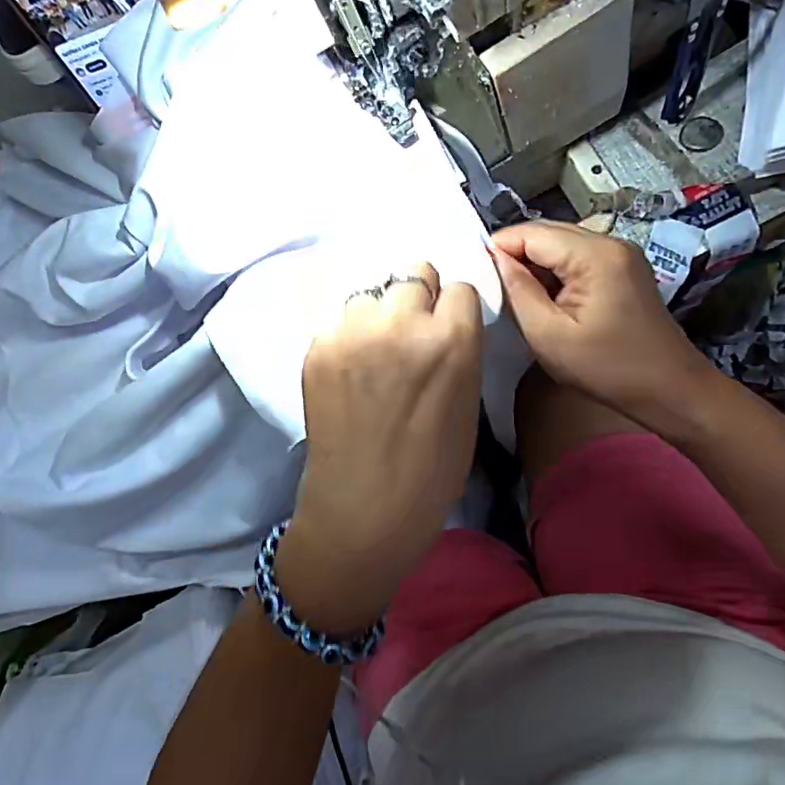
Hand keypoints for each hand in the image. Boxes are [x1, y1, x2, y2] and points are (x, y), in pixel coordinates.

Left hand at [276, 263, 482, 636]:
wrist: (363, 509)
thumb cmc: (431, 471)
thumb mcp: (467, 406)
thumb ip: (457, 354)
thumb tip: (442, 327)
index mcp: (453, 340)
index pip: (460, 288)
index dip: (453, 309)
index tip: (446, 327)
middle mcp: (403, 323)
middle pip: (413, 274)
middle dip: (417, 300)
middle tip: (410, 334)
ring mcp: (354, 332)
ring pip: (371, 295)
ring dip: (378, 315)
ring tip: (374, 353)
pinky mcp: (318, 346)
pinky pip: (339, 322)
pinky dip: (347, 338)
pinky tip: (349, 372)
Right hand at [490, 221, 713, 429]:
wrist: (670, 390)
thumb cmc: (608, 369)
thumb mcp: (550, 336)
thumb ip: (518, 292)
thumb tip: (496, 260)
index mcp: (595, 255)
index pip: (532, 232)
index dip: (499, 247)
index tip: (475, 273)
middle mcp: (610, 242)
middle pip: (548, 233)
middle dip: (515, 255)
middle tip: (490, 286)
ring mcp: (621, 254)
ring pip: (561, 245)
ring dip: (535, 265)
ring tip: (514, 295)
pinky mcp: (624, 269)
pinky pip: (578, 259)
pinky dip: (555, 273)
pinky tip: (544, 298)